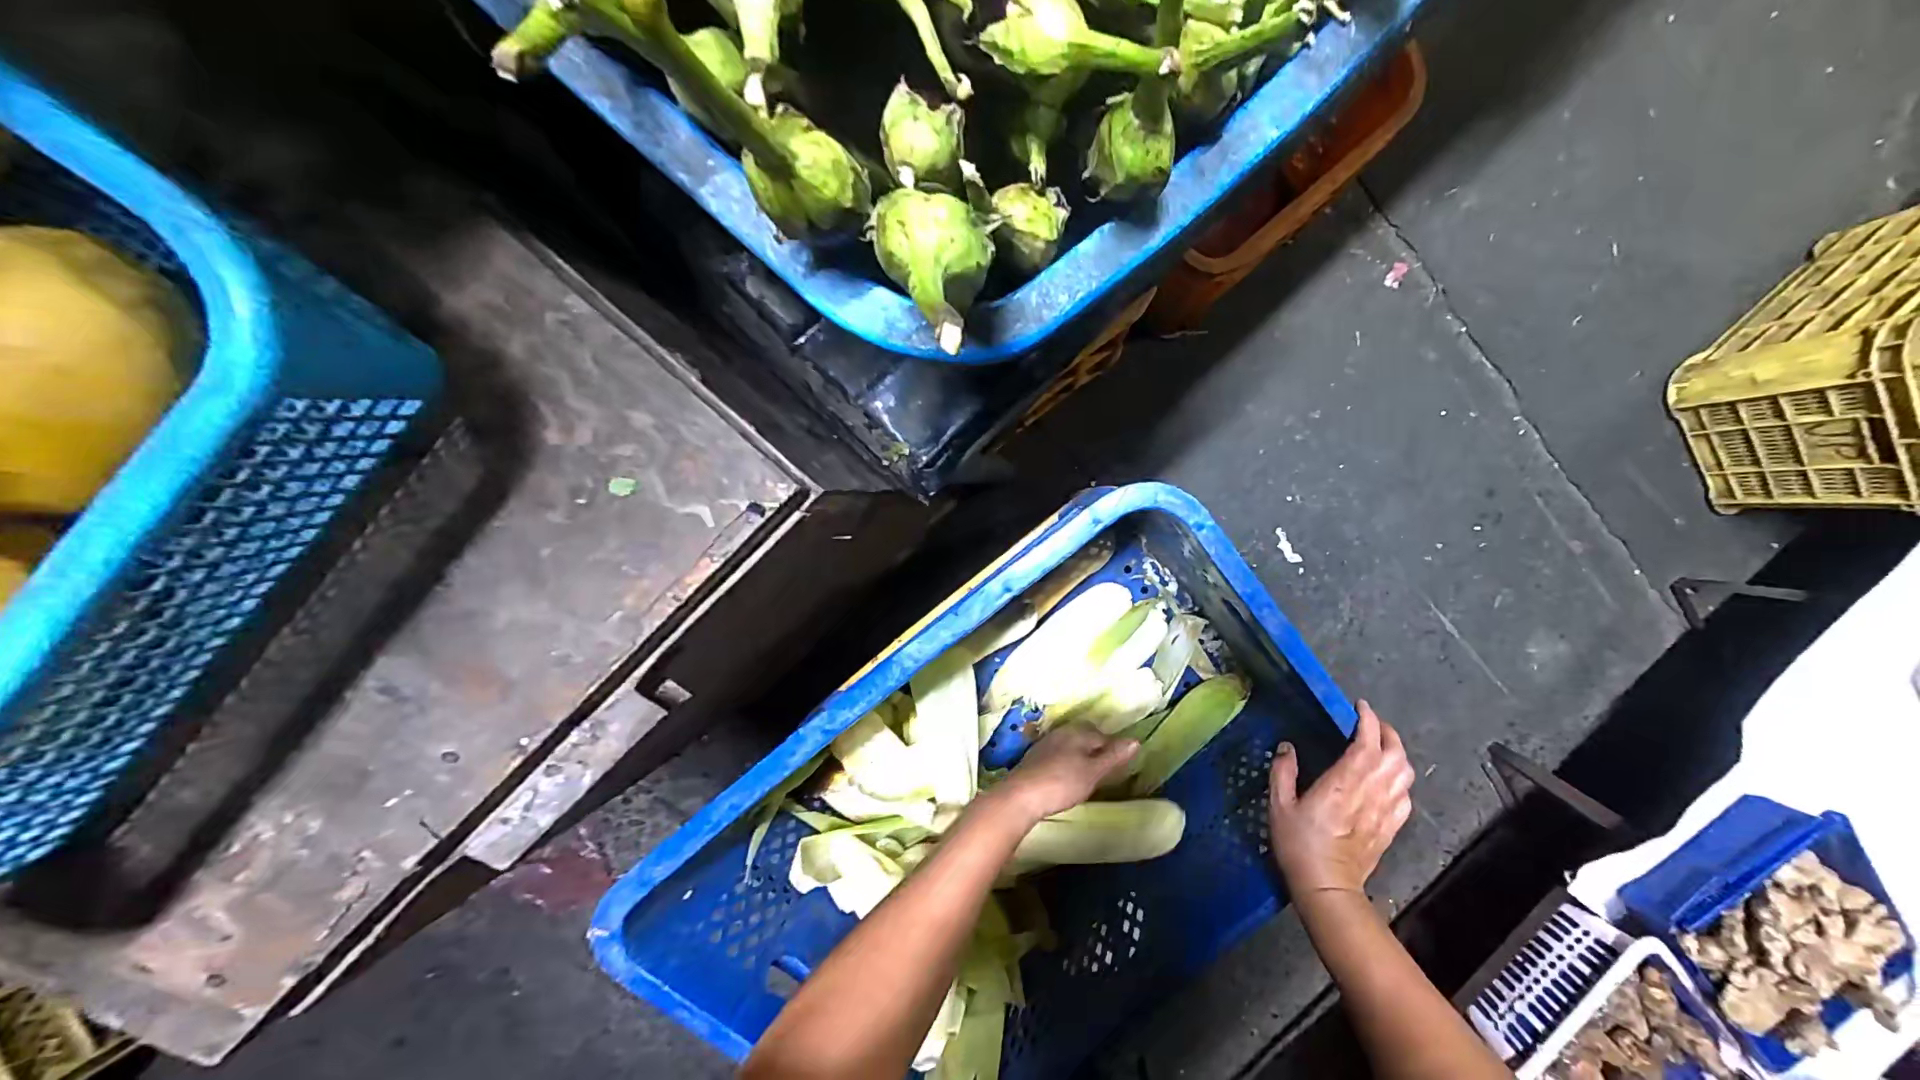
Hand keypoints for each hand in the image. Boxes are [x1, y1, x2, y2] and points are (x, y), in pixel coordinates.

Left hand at [997, 726, 1139, 820]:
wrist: (1021, 795)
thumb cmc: (1063, 783)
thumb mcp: (1094, 772)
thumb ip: (1113, 756)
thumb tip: (1135, 740)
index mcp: (1078, 732)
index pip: (1103, 735)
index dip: (1113, 749)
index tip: (1119, 767)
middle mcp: (1062, 732)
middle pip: (1085, 736)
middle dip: (1096, 749)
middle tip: (1104, 771)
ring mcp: (1046, 743)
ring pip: (1070, 745)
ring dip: (1080, 756)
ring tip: (1086, 776)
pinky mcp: (1034, 758)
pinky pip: (1057, 754)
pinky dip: (1065, 762)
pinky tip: (1065, 777)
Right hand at [1268, 700, 1413, 894]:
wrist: (1327, 887)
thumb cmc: (1299, 844)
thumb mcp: (1279, 805)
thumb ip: (1283, 771)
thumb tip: (1287, 747)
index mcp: (1344, 783)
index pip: (1367, 744)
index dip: (1368, 721)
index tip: (1359, 707)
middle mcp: (1371, 793)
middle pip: (1395, 755)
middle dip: (1387, 733)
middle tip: (1370, 723)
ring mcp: (1386, 812)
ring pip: (1405, 774)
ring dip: (1397, 754)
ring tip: (1381, 746)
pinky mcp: (1391, 828)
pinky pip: (1406, 797)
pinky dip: (1400, 780)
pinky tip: (1387, 780)